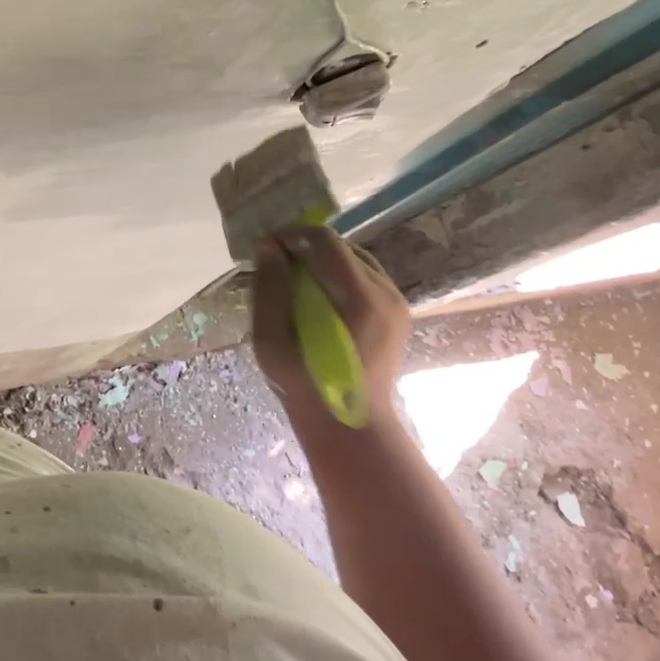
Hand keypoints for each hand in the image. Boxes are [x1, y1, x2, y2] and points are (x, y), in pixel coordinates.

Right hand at [250, 226, 408, 424]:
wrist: (350, 425)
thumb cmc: (305, 385)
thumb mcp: (272, 339)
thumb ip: (271, 289)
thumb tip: (269, 247)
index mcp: (358, 298)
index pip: (325, 240)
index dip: (290, 235)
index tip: (263, 249)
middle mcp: (385, 293)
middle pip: (342, 247)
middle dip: (304, 248)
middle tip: (274, 266)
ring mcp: (396, 304)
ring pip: (354, 261)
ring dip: (321, 262)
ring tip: (292, 282)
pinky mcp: (396, 314)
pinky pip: (364, 279)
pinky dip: (336, 277)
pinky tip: (316, 298)